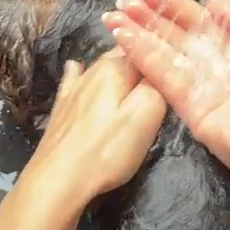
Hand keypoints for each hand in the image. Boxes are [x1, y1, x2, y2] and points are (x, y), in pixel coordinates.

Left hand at [16, 50, 166, 213]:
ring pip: (101, 68)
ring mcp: (73, 88)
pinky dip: (80, 72)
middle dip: (139, 64)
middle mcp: (92, 70)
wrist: (57, 179)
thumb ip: (158, 86)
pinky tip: (76, 67)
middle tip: (158, 83)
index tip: (173, 74)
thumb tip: (159, 70)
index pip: (146, 51)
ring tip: (131, 77)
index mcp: (115, 68)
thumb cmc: (107, 150)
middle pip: (123, 57)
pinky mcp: (61, 107)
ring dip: (116, 69)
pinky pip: (74, 79)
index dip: (161, 60)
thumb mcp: (146, 116)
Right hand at [104, 0, 229, 198]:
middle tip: (122, 2)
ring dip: (136, 34)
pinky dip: (140, 55)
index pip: (196, 18)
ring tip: (112, 16)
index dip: (172, 4)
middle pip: (174, 34)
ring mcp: (198, 84)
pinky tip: (122, 37)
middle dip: (147, 17)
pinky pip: (161, 75)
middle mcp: (213, 61)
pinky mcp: (186, 105)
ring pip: (161, 53)